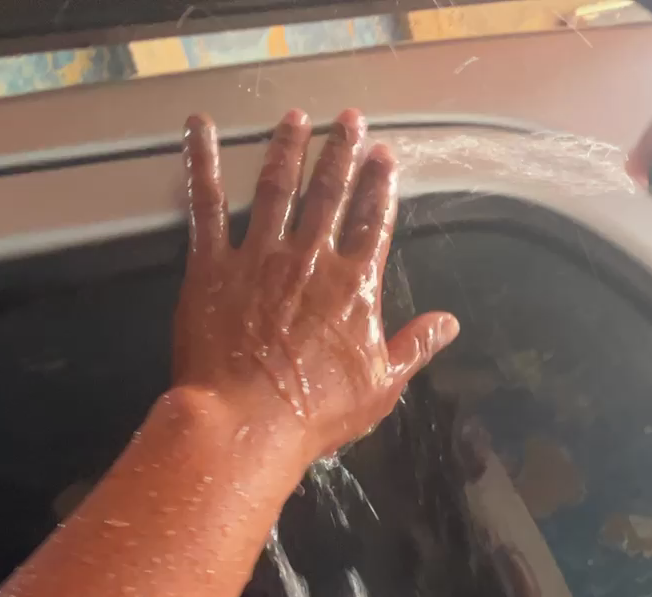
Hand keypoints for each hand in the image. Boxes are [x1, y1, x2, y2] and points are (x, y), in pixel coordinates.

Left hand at [174, 109, 459, 460]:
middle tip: (348, 119)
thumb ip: (415, 347)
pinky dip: (202, 162)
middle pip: (329, 195)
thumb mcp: (382, 386)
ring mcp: (258, 257)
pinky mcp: (212, 266)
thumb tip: (450, 323)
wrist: (249, 422)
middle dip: (341, 154)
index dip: (381, 187)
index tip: (385, 155)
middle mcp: (309, 258)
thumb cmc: (319, 411)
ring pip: (276, 189)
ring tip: (296, 118)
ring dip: (287, 149)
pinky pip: (206, 205)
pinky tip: (201, 128)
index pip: (374, 223)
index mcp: (353, 287)